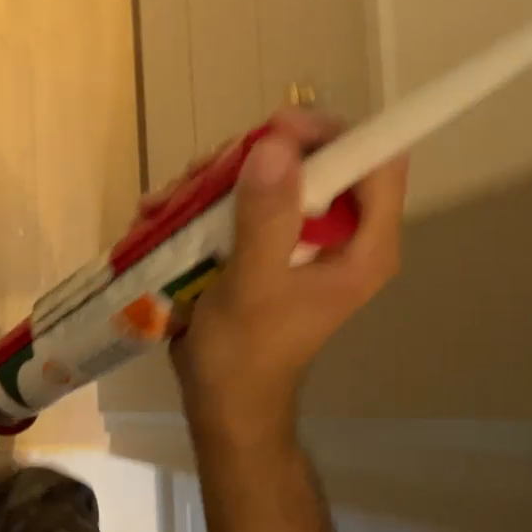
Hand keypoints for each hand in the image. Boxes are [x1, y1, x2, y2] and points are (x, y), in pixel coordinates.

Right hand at [164, 108, 407, 429]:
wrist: (218, 401)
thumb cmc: (244, 355)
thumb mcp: (254, 285)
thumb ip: (266, 218)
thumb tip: (274, 143)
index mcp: (361, 245)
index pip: (375, 160)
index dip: (330, 133)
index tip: (272, 130)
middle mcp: (334, 235)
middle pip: (308, 161)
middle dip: (248, 160)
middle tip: (200, 173)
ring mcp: (292, 240)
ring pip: (261, 179)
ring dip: (208, 183)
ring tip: (161, 204)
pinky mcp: (256, 248)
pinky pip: (231, 205)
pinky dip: (193, 205)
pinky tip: (155, 217)